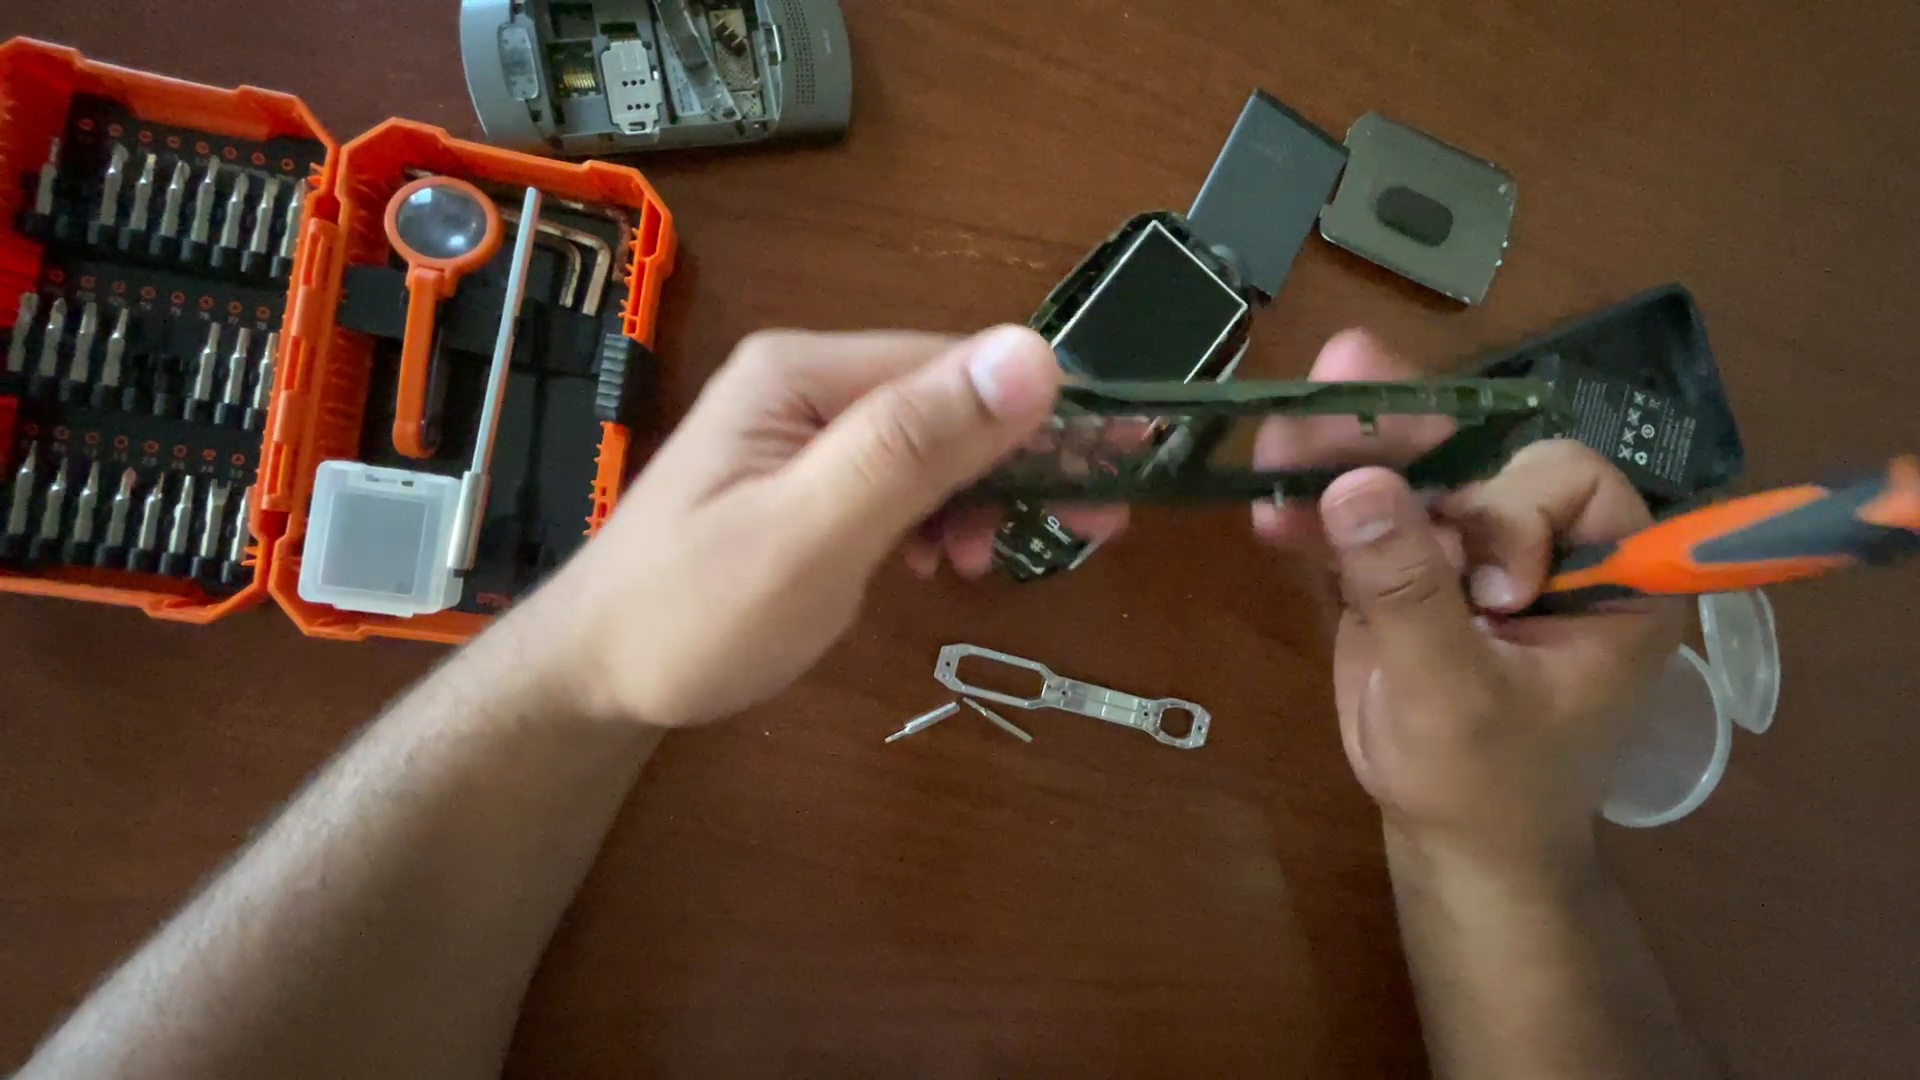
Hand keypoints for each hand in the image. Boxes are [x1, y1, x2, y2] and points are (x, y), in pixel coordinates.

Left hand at [506, 327, 1121, 728]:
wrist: (599, 676)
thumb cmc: (696, 614)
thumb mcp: (811, 533)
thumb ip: (913, 444)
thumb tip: (1033, 354)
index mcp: (807, 374)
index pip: (957, 370)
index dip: (1042, 419)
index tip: (1112, 475)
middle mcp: (810, 386)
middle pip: (950, 406)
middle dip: (1021, 463)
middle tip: (1090, 523)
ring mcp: (807, 435)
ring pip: (931, 448)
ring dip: (978, 497)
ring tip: (986, 562)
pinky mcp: (809, 481)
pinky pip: (899, 483)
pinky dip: (935, 518)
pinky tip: (935, 560)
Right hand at [1253, 331, 1681, 872]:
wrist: (1446, 832)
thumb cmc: (1482, 778)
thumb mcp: (1450, 688)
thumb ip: (1406, 586)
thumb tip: (1354, 484)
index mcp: (1602, 572)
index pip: (1559, 484)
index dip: (1504, 511)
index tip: (1473, 585)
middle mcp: (1532, 547)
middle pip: (1463, 462)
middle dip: (1394, 432)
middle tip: (1338, 368)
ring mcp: (1457, 559)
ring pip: (1398, 486)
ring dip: (1335, 461)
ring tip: (1279, 433)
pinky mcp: (1400, 577)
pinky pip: (1355, 528)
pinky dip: (1311, 519)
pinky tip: (1268, 509)